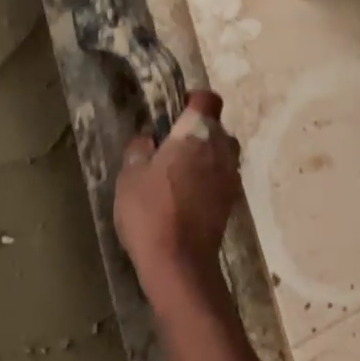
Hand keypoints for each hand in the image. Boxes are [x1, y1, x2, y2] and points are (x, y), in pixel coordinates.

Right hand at [114, 90, 242, 308]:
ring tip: (175, 175)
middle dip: (195, 132)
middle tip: (166, 149)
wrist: (178, 261)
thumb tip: (147, 138)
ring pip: (219, 153)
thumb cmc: (149, 212)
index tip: (170, 115)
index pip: (206, 99)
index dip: (190, 101)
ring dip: (202, 158)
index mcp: (197, 133)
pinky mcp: (230, 200)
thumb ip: (139, 150)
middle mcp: (222, 148)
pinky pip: (219, 178)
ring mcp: (230, 176)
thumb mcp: (129, 177)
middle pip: (215, 127)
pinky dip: (205, 180)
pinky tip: (183, 198)